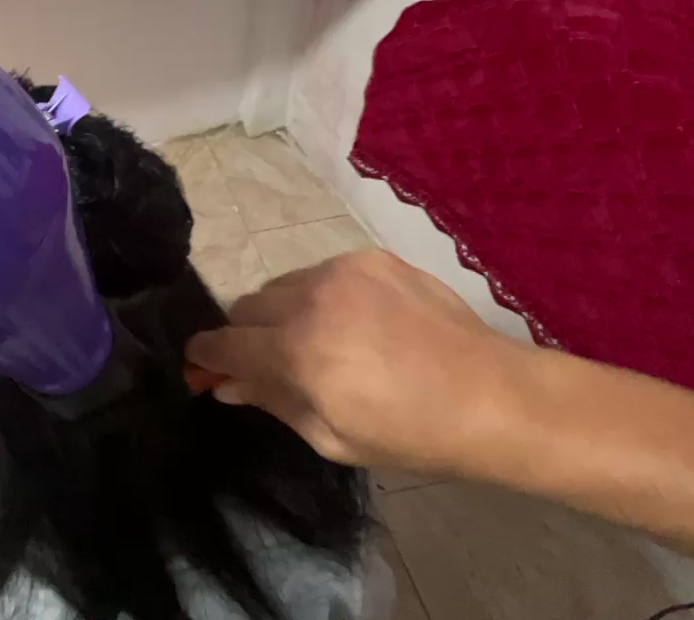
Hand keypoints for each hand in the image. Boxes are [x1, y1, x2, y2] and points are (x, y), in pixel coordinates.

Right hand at [186, 248, 541, 470]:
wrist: (493, 396)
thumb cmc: (410, 433)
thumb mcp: (330, 435)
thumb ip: (270, 401)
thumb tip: (224, 384)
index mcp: (297, 351)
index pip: (224, 342)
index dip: (205, 354)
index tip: (200, 364)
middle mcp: (309, 300)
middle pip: (245, 306)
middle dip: (245, 335)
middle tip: (266, 360)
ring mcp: (339, 271)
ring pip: (280, 285)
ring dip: (281, 312)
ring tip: (317, 340)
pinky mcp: (368, 257)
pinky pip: (319, 273)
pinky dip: (319, 296)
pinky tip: (353, 321)